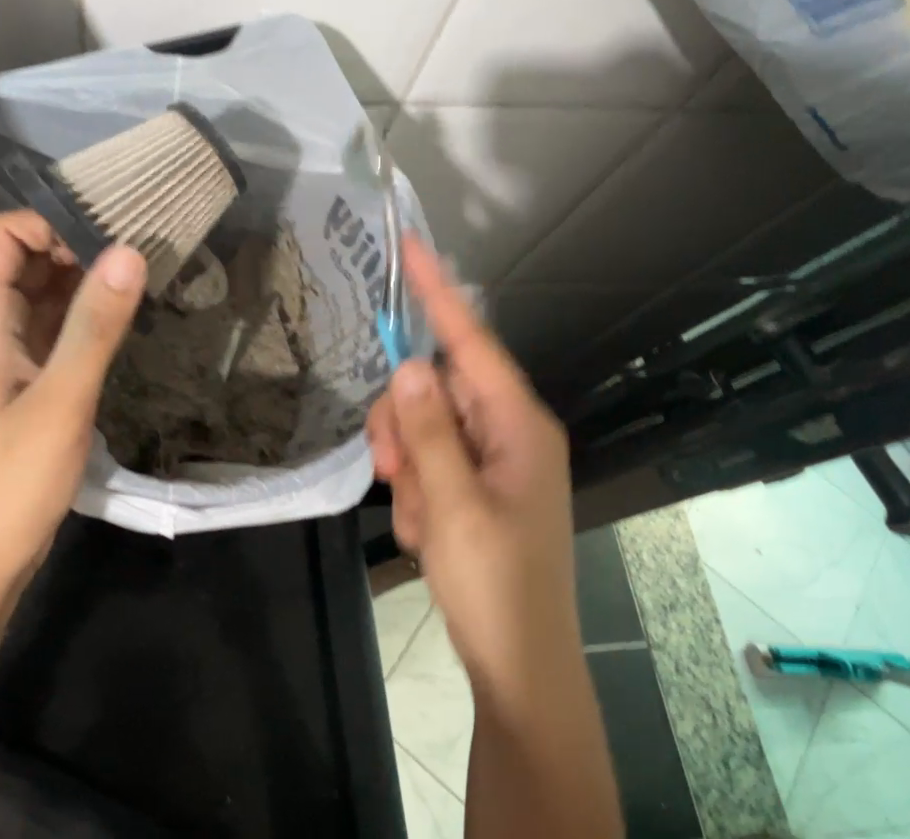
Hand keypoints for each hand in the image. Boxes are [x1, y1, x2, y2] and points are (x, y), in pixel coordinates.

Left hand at [0, 210, 145, 613]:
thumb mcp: (61, 403)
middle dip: (74, 250)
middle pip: (22, 264)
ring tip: (137, 287)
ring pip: (40, 301)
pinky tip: (119, 327)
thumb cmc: (11, 485)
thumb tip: (128, 252)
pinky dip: (81, 323)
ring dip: (82, 287)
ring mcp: (3, 364)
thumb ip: (94, 328)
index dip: (49, 225)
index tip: (106, 243)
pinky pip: (50, 337)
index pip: (1, 237)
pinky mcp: (21, 391)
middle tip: (135, 262)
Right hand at [366, 235, 578, 691]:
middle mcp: (510, 432)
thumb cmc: (495, 585)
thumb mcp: (451, 506)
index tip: (411, 246)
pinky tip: (425, 533)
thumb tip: (409, 366)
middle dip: (403, 424)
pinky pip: (429, 464)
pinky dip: (414, 493)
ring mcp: (494, 461)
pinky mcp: (477, 487)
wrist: (518, 664)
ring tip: (416, 519)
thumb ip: (427, 431)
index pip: (471, 343)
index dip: (437, 295)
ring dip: (405, 468)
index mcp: (520, 426)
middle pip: (436, 388)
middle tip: (390, 469)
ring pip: (424, 428)